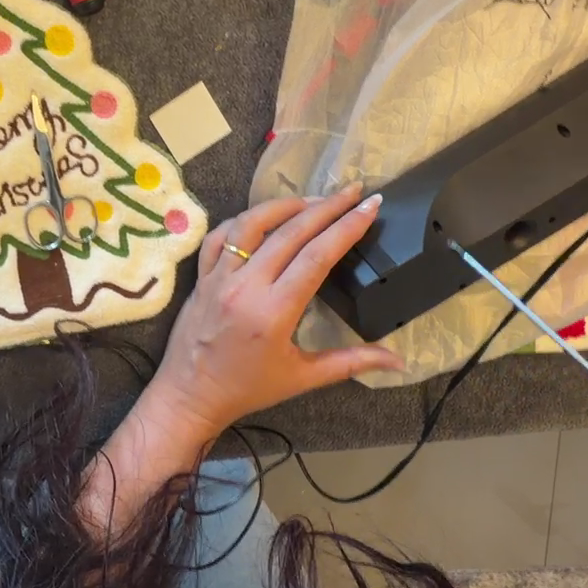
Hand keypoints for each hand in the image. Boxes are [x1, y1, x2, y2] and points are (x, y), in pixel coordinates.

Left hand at [81, 186, 403, 532]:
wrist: (189, 396)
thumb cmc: (247, 389)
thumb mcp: (302, 378)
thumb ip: (351, 362)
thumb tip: (398, 361)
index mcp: (273, 312)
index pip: (317, 256)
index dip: (347, 227)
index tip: (371, 206)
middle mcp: (245, 286)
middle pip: (290, 232)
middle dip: (327, 207)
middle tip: (354, 190)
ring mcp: (218, 277)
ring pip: (251, 224)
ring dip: (285, 206)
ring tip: (314, 200)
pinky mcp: (201, 277)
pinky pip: (220, 236)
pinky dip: (243, 221)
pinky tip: (264, 217)